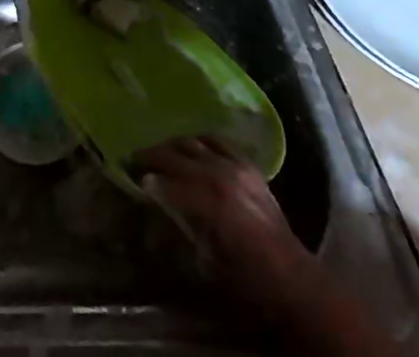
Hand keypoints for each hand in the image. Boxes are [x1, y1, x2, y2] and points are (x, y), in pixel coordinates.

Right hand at [134, 136, 310, 297]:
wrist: (291, 276)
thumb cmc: (245, 277)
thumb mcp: (205, 259)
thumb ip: (179, 226)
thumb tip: (154, 209)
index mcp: (208, 202)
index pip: (164, 181)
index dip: (144, 178)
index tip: (127, 175)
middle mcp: (220, 175)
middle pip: (175, 154)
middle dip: (151, 156)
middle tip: (134, 159)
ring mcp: (236, 166)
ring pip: (194, 142)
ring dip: (173, 145)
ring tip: (159, 152)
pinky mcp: (249, 165)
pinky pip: (218, 141)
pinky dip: (200, 141)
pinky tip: (192, 148)